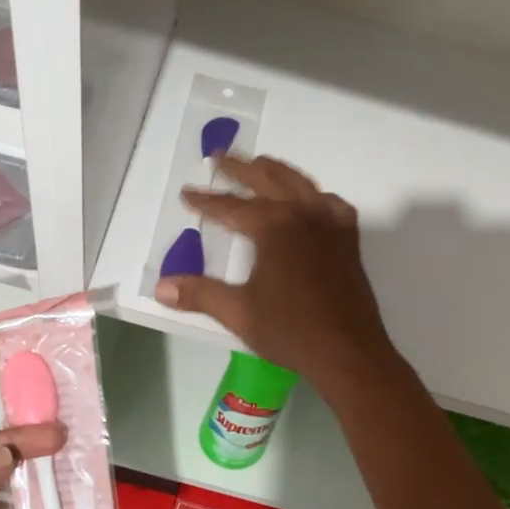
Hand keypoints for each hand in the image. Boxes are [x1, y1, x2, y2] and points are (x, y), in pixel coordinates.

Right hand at [153, 155, 397, 383]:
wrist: (347, 351)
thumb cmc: (290, 331)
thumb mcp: (239, 313)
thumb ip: (201, 294)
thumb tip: (160, 287)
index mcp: (274, 226)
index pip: (231, 207)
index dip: (206, 202)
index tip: (186, 194)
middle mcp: (303, 214)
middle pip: (267, 180)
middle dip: (241, 168)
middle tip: (219, 156)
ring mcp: (330, 223)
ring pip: (300, 184)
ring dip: (276, 171)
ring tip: (260, 165)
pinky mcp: (348, 240)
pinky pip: (330, 204)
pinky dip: (313, 196)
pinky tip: (309, 203)